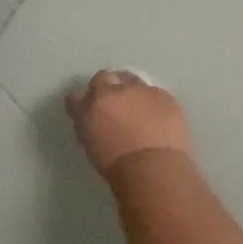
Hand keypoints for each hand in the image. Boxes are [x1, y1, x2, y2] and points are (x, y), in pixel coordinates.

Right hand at [64, 69, 191, 180]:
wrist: (153, 166)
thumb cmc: (115, 162)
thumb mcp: (90, 142)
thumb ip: (87, 122)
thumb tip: (89, 114)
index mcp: (92, 104)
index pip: (77, 94)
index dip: (82, 101)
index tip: (86, 109)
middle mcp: (115, 91)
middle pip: (105, 77)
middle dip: (105, 86)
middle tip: (111, 104)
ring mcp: (142, 91)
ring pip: (131, 80)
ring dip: (129, 89)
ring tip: (135, 108)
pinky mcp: (166, 97)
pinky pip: (154, 92)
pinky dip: (151, 100)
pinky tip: (155, 116)